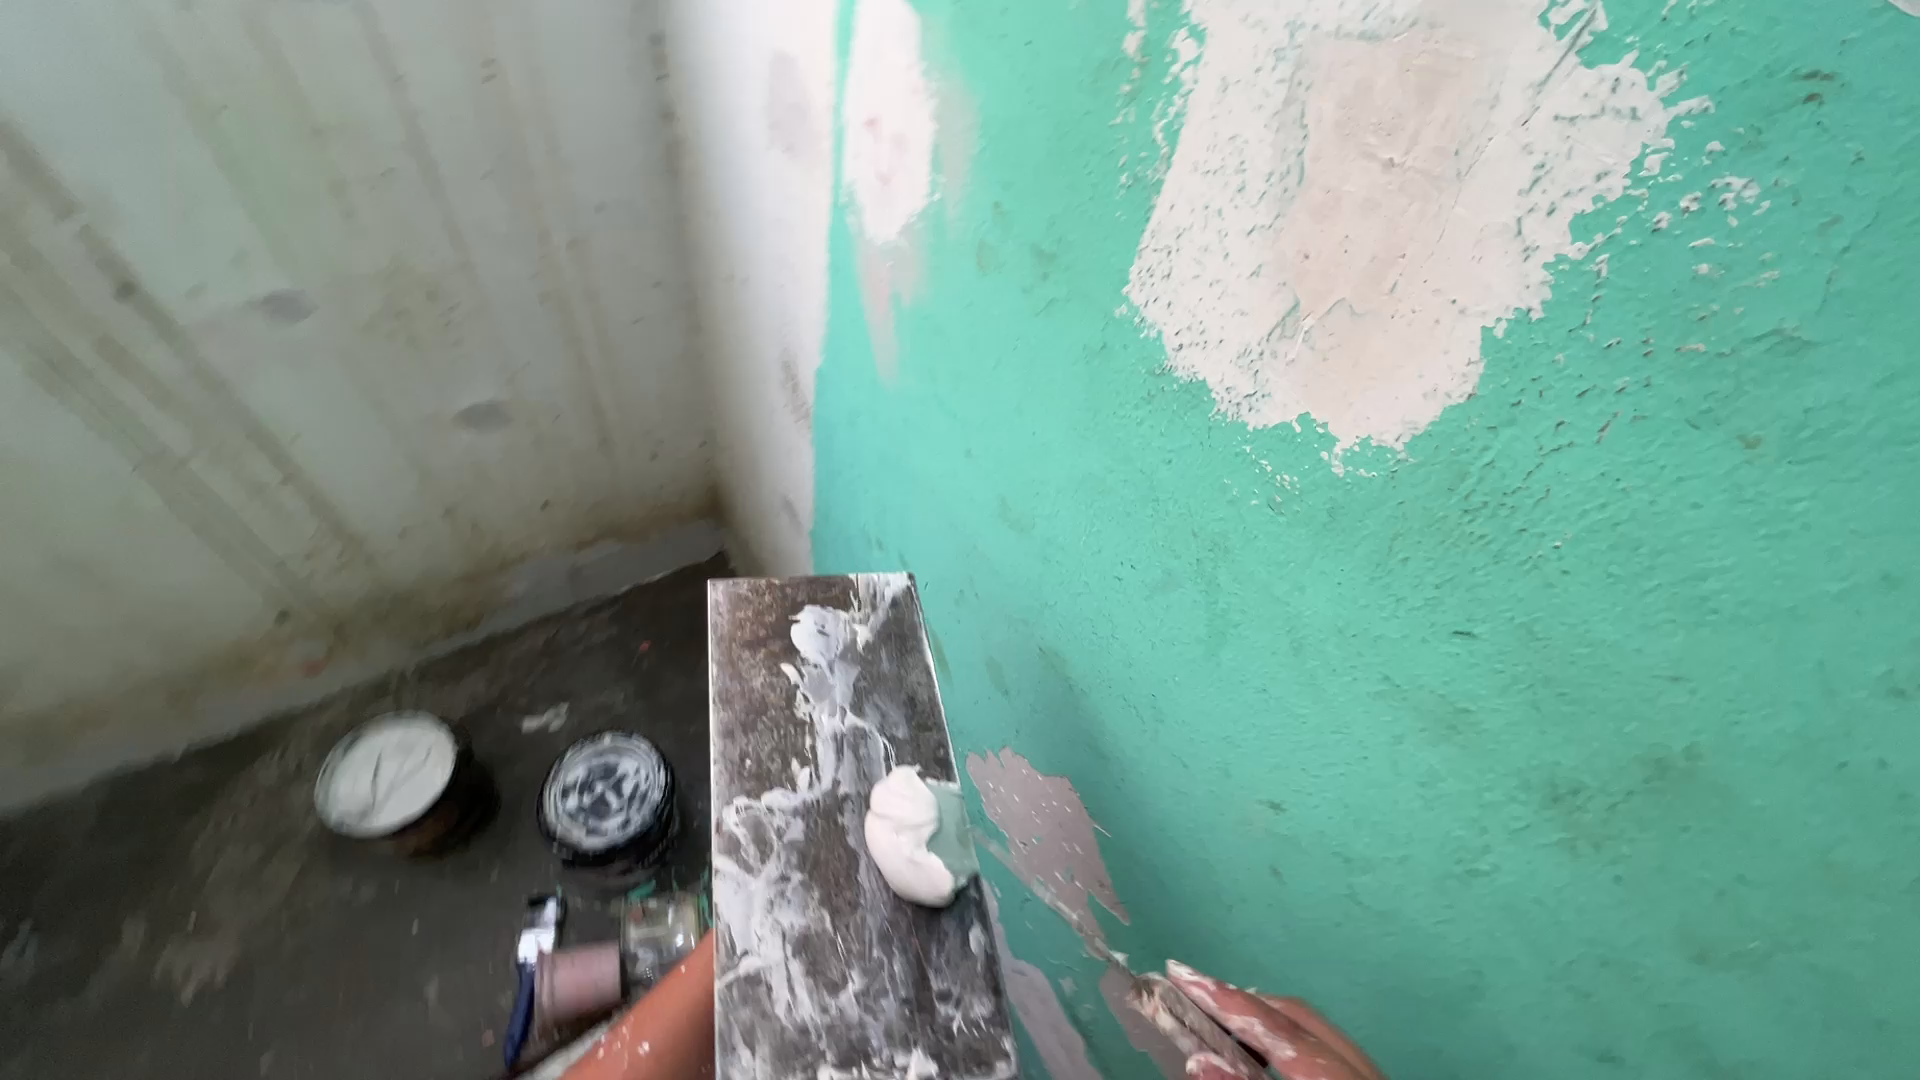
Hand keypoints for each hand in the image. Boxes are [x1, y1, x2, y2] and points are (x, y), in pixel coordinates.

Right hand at [1165, 960, 1385, 1079]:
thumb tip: (1197, 1060)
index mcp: (1340, 1077)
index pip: (1278, 1028)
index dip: (1225, 1000)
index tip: (1178, 972)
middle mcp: (1365, 1070)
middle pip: (1300, 1016)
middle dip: (1243, 1001)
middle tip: (1191, 993)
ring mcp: (1374, 1074)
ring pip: (1316, 1030)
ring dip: (1265, 1020)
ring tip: (1220, 1022)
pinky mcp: (1369, 1079)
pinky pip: (1328, 1048)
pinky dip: (1290, 1041)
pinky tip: (1263, 1057)